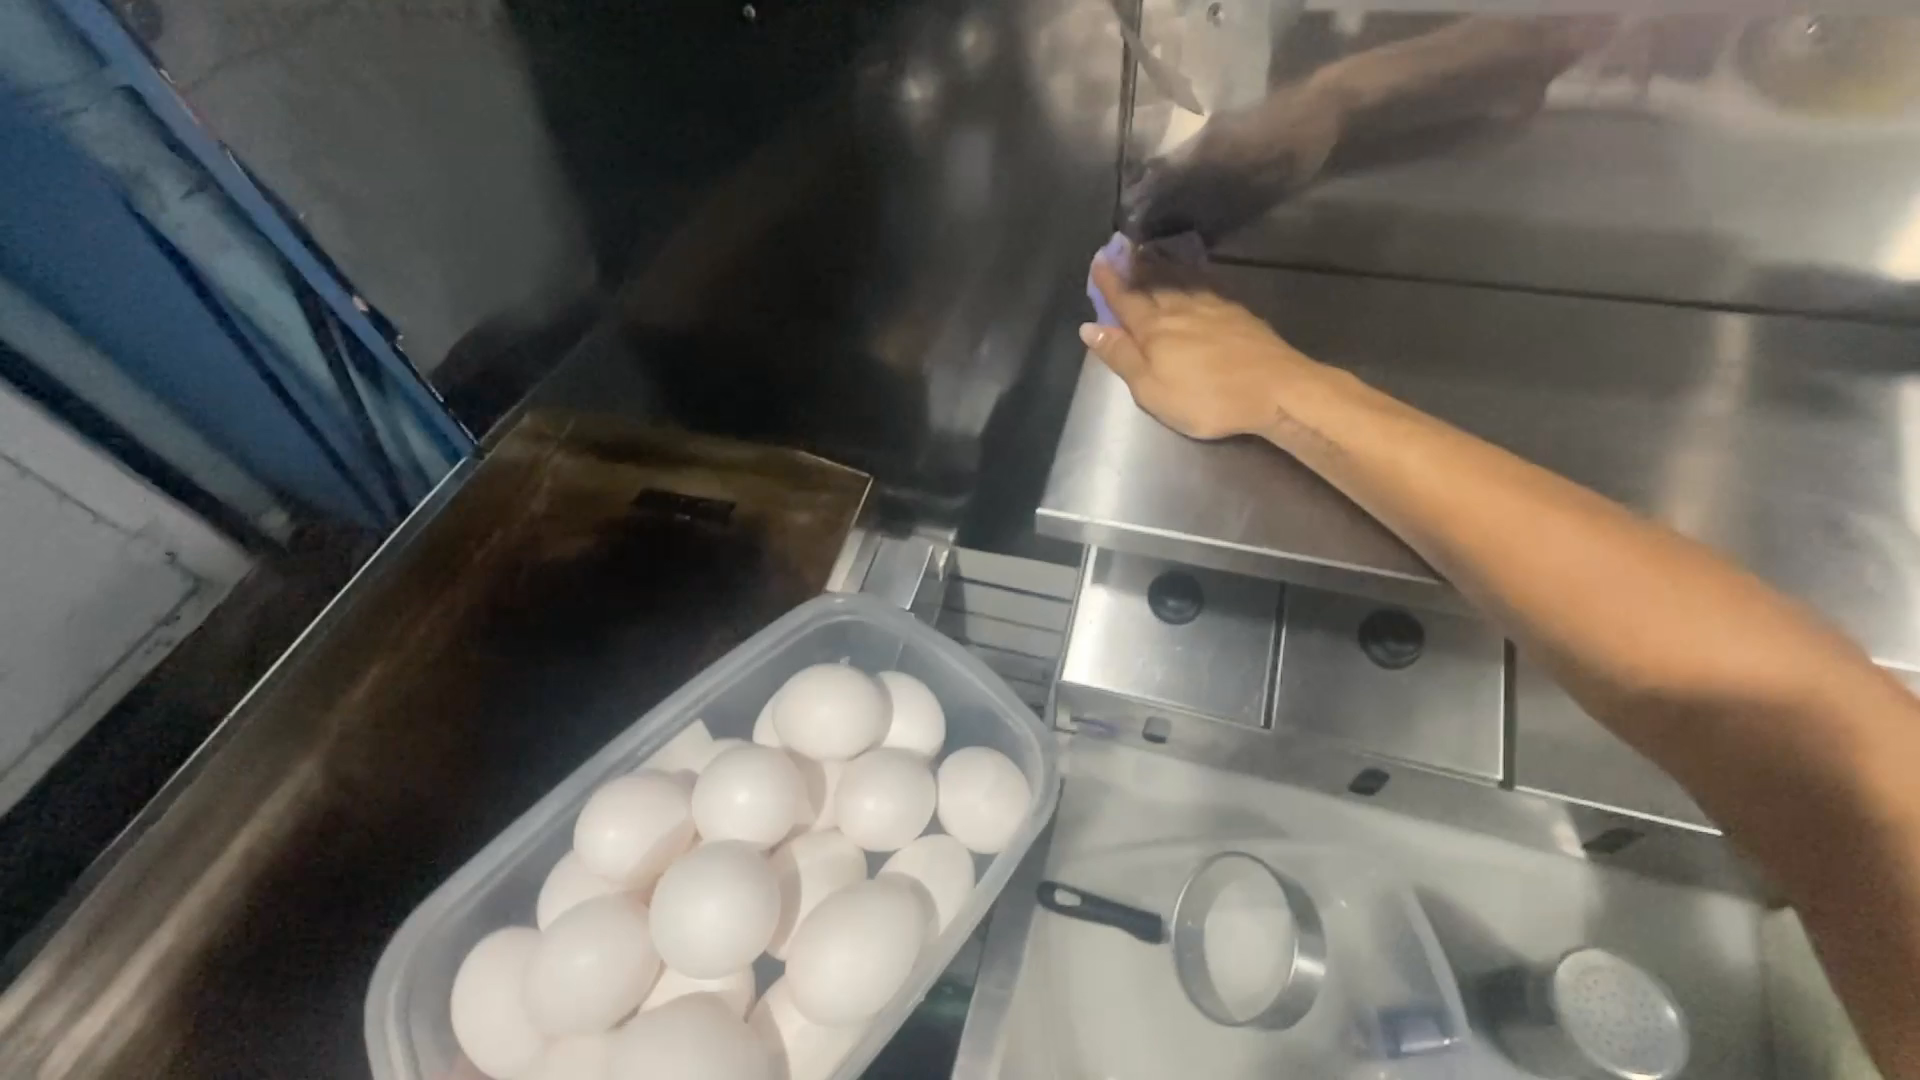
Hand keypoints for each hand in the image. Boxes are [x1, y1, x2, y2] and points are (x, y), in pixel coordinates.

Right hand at [1082, 256, 1325, 440]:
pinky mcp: (1238, 313)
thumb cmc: (1206, 397)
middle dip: (1134, 268)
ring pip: (1180, 280)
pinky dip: (1192, 275)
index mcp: (1154, 329)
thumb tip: (1090, 327)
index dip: (1109, 283)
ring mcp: (1213, 307)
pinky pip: (1206, 285)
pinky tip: (1193, 275)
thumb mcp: (1151, 389)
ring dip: (1162, 266)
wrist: (1277, 388)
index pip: (1125, 300)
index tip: (1098, 261)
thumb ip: (1121, 356)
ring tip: (1151, 254)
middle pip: (1152, 284)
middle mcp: (1181, 309)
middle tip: (1122, 248)